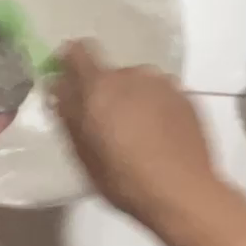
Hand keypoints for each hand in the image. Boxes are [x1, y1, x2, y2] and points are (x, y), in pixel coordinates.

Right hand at [51, 39, 224, 227]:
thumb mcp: (83, 153)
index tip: (68, 81)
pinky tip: (159, 137)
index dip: (69, 62)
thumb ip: (68, 113)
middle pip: (110, 73)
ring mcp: (165, 84)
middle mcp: (133, 75)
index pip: (78, 52)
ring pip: (138, 83)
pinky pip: (162, 95)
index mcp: (100, 86)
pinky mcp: (188, 98)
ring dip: (132, 99)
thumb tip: (58, 86)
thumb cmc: (123, 178)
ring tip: (136, 133)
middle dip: (104, 92)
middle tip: (106, 126)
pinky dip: (156, 108)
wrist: (183, 193)